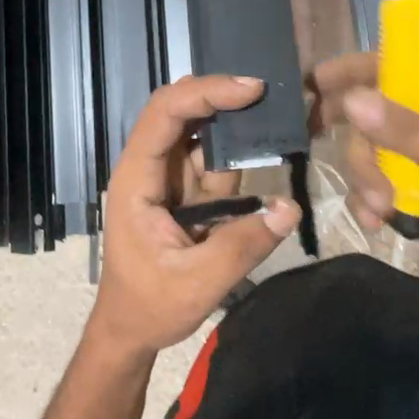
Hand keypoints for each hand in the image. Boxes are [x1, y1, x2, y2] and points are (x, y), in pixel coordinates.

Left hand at [88, 75, 302, 357]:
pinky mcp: (188, 193)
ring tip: (280, 106)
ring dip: (236, 122)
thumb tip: (289, 208)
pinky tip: (269, 139)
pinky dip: (241, 152)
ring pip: (202, 134)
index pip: (163, 116)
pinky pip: (215, 162)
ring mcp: (170, 179)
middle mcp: (151, 168)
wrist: (130, 329)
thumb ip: (242, 246)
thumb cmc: (150, 306)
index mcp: (137, 180)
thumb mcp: (197, 284)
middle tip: (271, 89)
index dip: (203, 94)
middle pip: (181, 113)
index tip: (249, 89)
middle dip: (222, 97)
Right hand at [306, 54, 418, 291]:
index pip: (399, 64)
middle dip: (363, 152)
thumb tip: (352, 99)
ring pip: (367, 148)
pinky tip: (376, 220)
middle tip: (365, 180)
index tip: (316, 83)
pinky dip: (368, 198)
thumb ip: (406, 131)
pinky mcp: (412, 179)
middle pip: (372, 110)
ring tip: (381, 210)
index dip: (355, 69)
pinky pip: (372, 176)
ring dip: (366, 181)